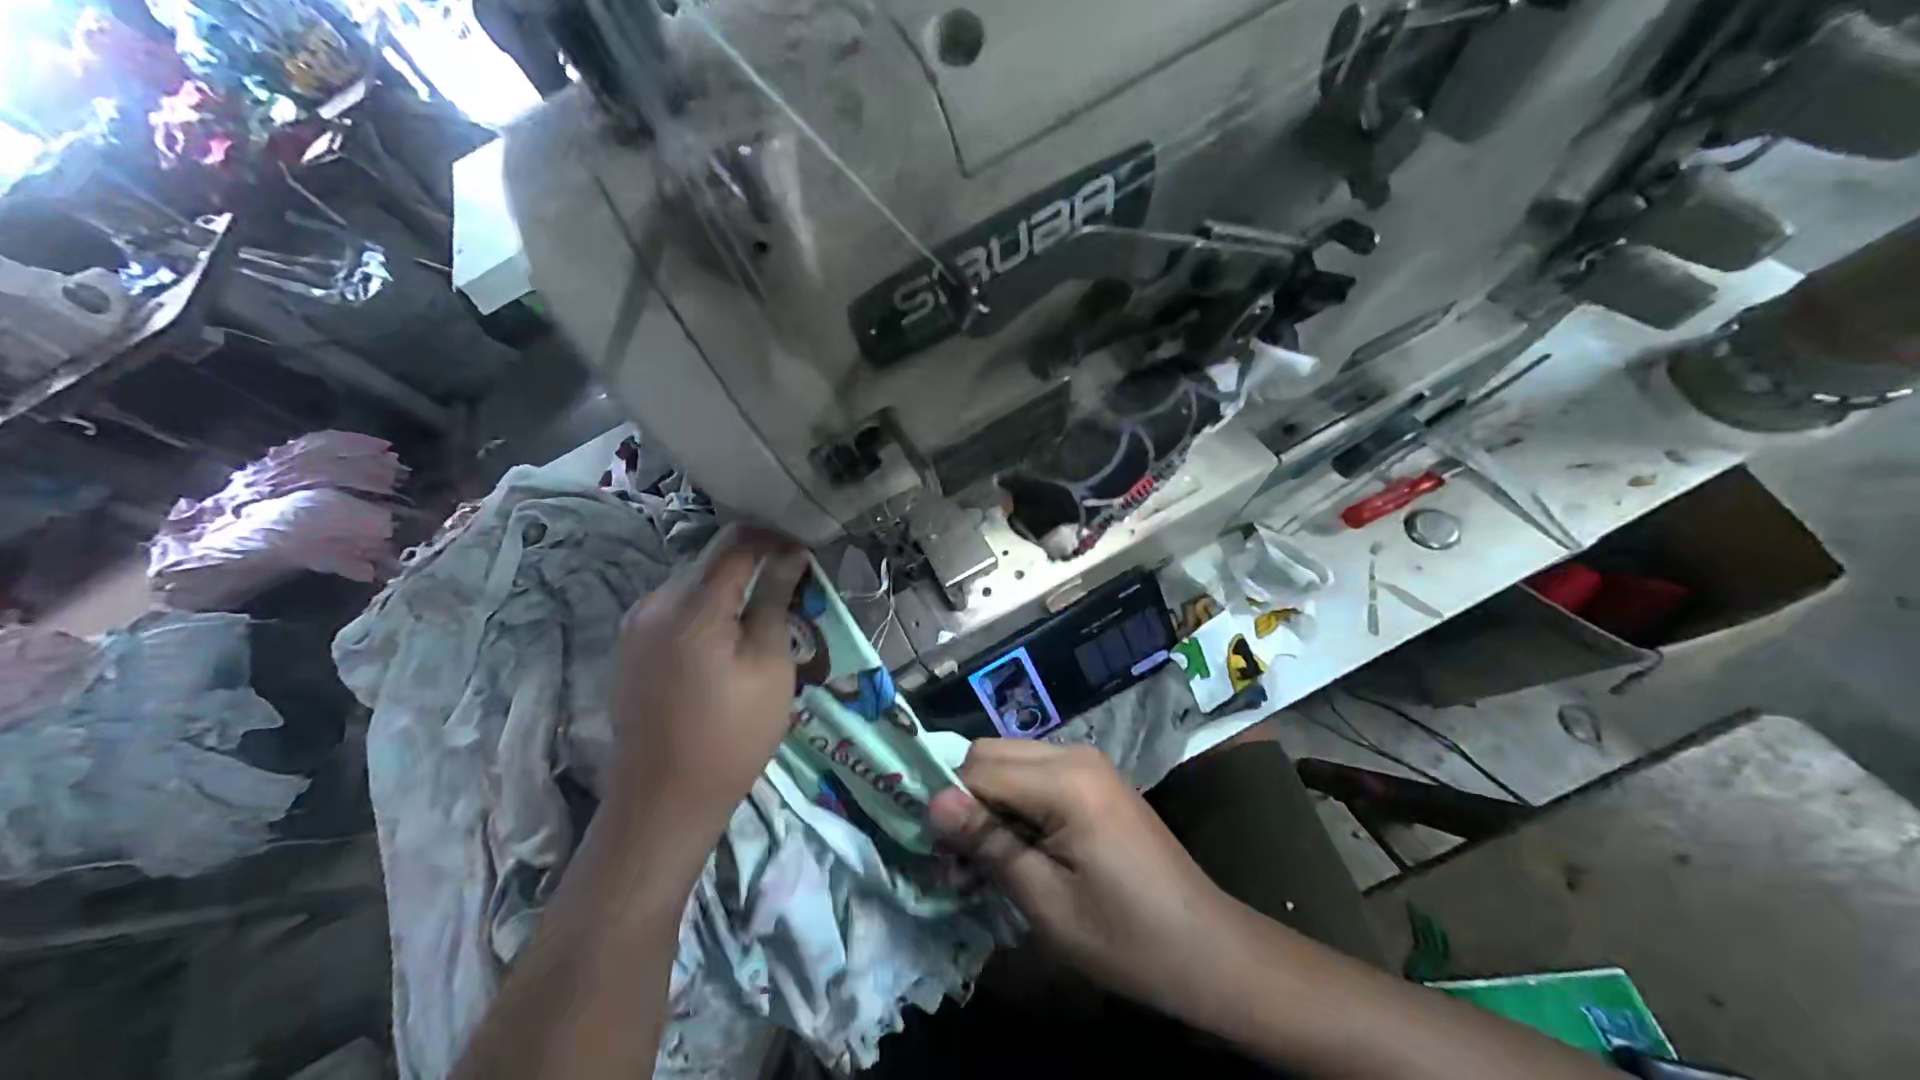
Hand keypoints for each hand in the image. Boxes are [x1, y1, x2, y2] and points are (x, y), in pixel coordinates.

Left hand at [608, 524, 808, 843]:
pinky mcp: (630, 647)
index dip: (774, 538)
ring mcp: (635, 626)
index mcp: (691, 607)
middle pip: (710, 560)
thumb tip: (790, 556)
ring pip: (691, 583)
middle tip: (791, 587)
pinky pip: (674, 608)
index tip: (805, 552)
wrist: (662, 801)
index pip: (736, 542)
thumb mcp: (769, 668)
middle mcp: (654, 604)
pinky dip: (706, 609)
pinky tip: (726, 639)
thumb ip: (774, 602)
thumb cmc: (730, 737)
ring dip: (728, 587)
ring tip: (762, 614)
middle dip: (753, 563)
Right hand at [929, 740, 1236, 1013]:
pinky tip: (1014, 852)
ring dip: (986, 805)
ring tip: (981, 865)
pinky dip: (1013, 806)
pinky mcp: (1094, 782)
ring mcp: (1087, 765)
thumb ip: (988, 843)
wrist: (1207, 950)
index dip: (946, 804)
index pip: (976, 767)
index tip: (933, 854)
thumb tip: (931, 801)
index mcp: (1064, 779)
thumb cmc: (1126, 937)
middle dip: (964, 800)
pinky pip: (1034, 777)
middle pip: (990, 755)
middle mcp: (1074, 754)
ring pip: (1009, 763)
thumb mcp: (1046, 900)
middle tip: (956, 863)